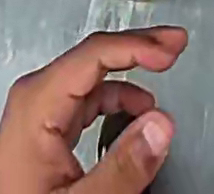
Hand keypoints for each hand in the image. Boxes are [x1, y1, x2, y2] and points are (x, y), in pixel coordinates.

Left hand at [0, 26, 187, 193]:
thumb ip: (122, 167)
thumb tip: (163, 123)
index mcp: (38, 100)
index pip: (95, 54)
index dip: (137, 45)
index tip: (173, 49)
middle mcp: (37, 94)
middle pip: (94, 56)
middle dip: (138, 48)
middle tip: (175, 45)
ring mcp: (40, 108)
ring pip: (93, 76)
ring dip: (130, 75)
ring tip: (162, 84)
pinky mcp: (46, 127)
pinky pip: (87, 99)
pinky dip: (116, 100)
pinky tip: (136, 114)